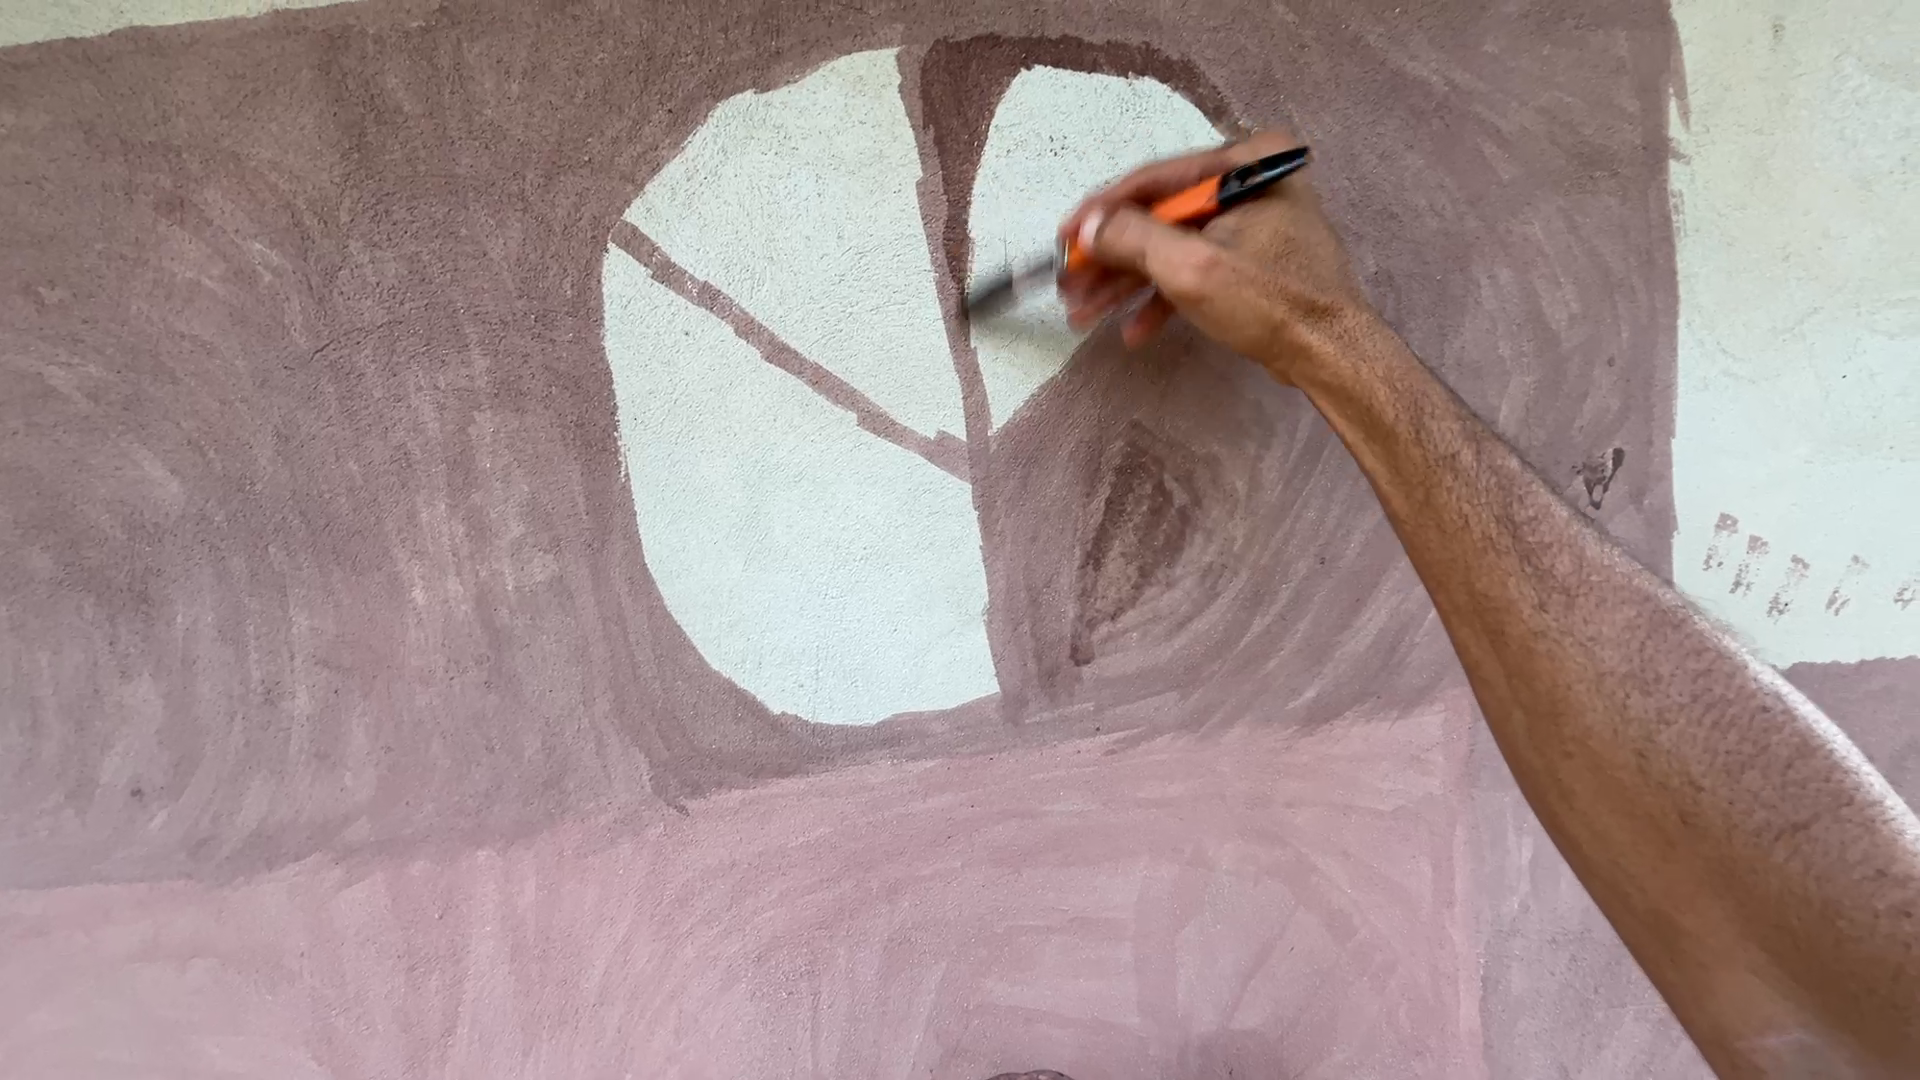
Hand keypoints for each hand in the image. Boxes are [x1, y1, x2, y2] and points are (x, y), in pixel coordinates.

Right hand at [1057, 131, 1375, 388]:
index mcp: (1246, 161)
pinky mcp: (1248, 259)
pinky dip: (1161, 299)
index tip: (1064, 237)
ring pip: (1170, 248)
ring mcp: (1249, 221)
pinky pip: (1193, 269)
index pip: (1155, 180)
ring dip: (1126, 285)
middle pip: (1158, 218)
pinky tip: (1133, 330)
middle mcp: (1248, 180)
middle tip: (1069, 285)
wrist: (1328, 352)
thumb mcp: (1192, 267)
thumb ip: (1134, 239)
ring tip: (1084, 315)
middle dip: (1110, 260)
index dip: (1102, 212)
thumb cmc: (1268, 301)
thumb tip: (1087, 226)